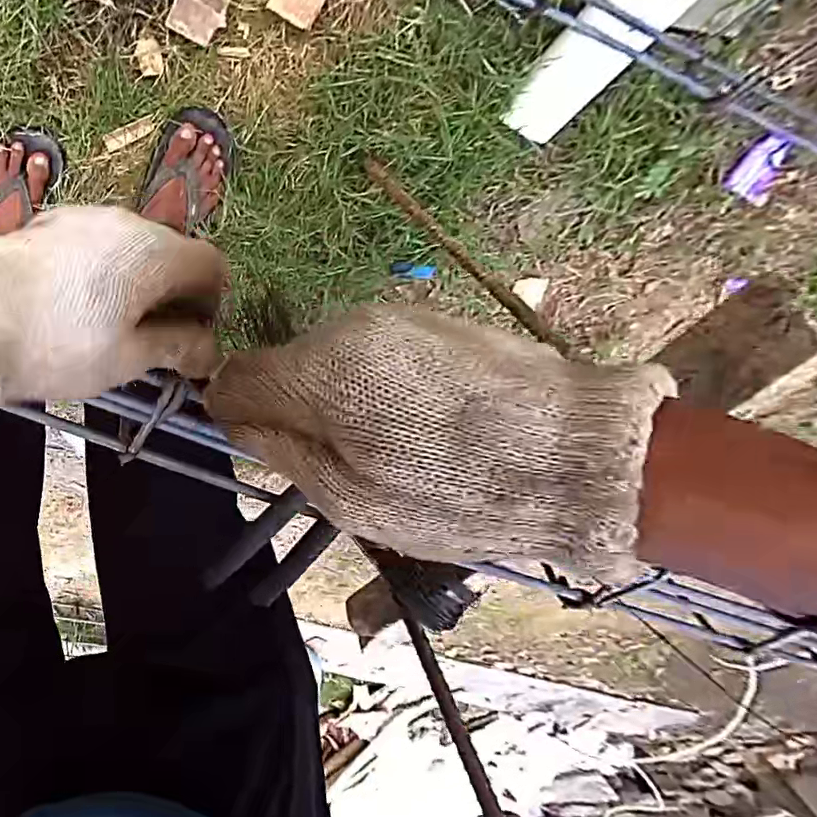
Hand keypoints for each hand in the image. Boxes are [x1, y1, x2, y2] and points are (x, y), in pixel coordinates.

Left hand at [0, 205, 226, 406]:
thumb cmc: (56, 349)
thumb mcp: (126, 360)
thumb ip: (177, 347)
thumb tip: (208, 349)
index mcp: (153, 252)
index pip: (211, 264)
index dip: (212, 300)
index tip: (193, 331)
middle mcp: (122, 221)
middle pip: (170, 250)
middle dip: (172, 290)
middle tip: (153, 333)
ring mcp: (81, 217)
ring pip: (128, 245)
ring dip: (133, 278)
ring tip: (107, 320)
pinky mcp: (47, 223)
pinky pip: (90, 243)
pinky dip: (97, 268)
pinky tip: (72, 303)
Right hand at [205, 304, 674, 580]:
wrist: (582, 458)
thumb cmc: (455, 496)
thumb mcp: (350, 500)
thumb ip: (281, 450)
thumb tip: (237, 420)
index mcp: (321, 375)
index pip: (236, 376)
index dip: (234, 409)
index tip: (260, 439)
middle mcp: (345, 330)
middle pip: (280, 365)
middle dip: (291, 405)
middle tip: (338, 453)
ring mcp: (389, 316)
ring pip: (322, 356)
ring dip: (332, 394)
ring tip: (387, 436)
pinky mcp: (426, 317)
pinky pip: (364, 349)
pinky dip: (369, 380)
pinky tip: (416, 413)